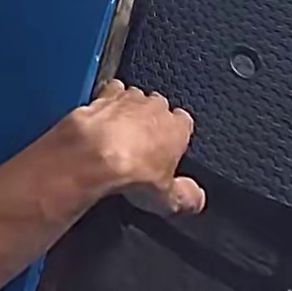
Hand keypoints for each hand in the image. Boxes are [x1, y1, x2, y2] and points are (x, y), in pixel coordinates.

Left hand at [57, 80, 205, 215]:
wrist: (96, 152)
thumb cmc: (135, 172)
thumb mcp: (168, 199)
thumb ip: (187, 196)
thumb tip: (196, 196)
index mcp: (176, 127)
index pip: (185, 122)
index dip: (178, 134)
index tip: (171, 147)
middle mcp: (155, 105)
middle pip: (159, 106)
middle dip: (153, 119)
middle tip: (143, 144)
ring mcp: (129, 96)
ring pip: (136, 97)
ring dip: (131, 109)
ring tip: (121, 132)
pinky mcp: (104, 93)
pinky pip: (111, 91)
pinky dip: (109, 101)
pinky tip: (104, 116)